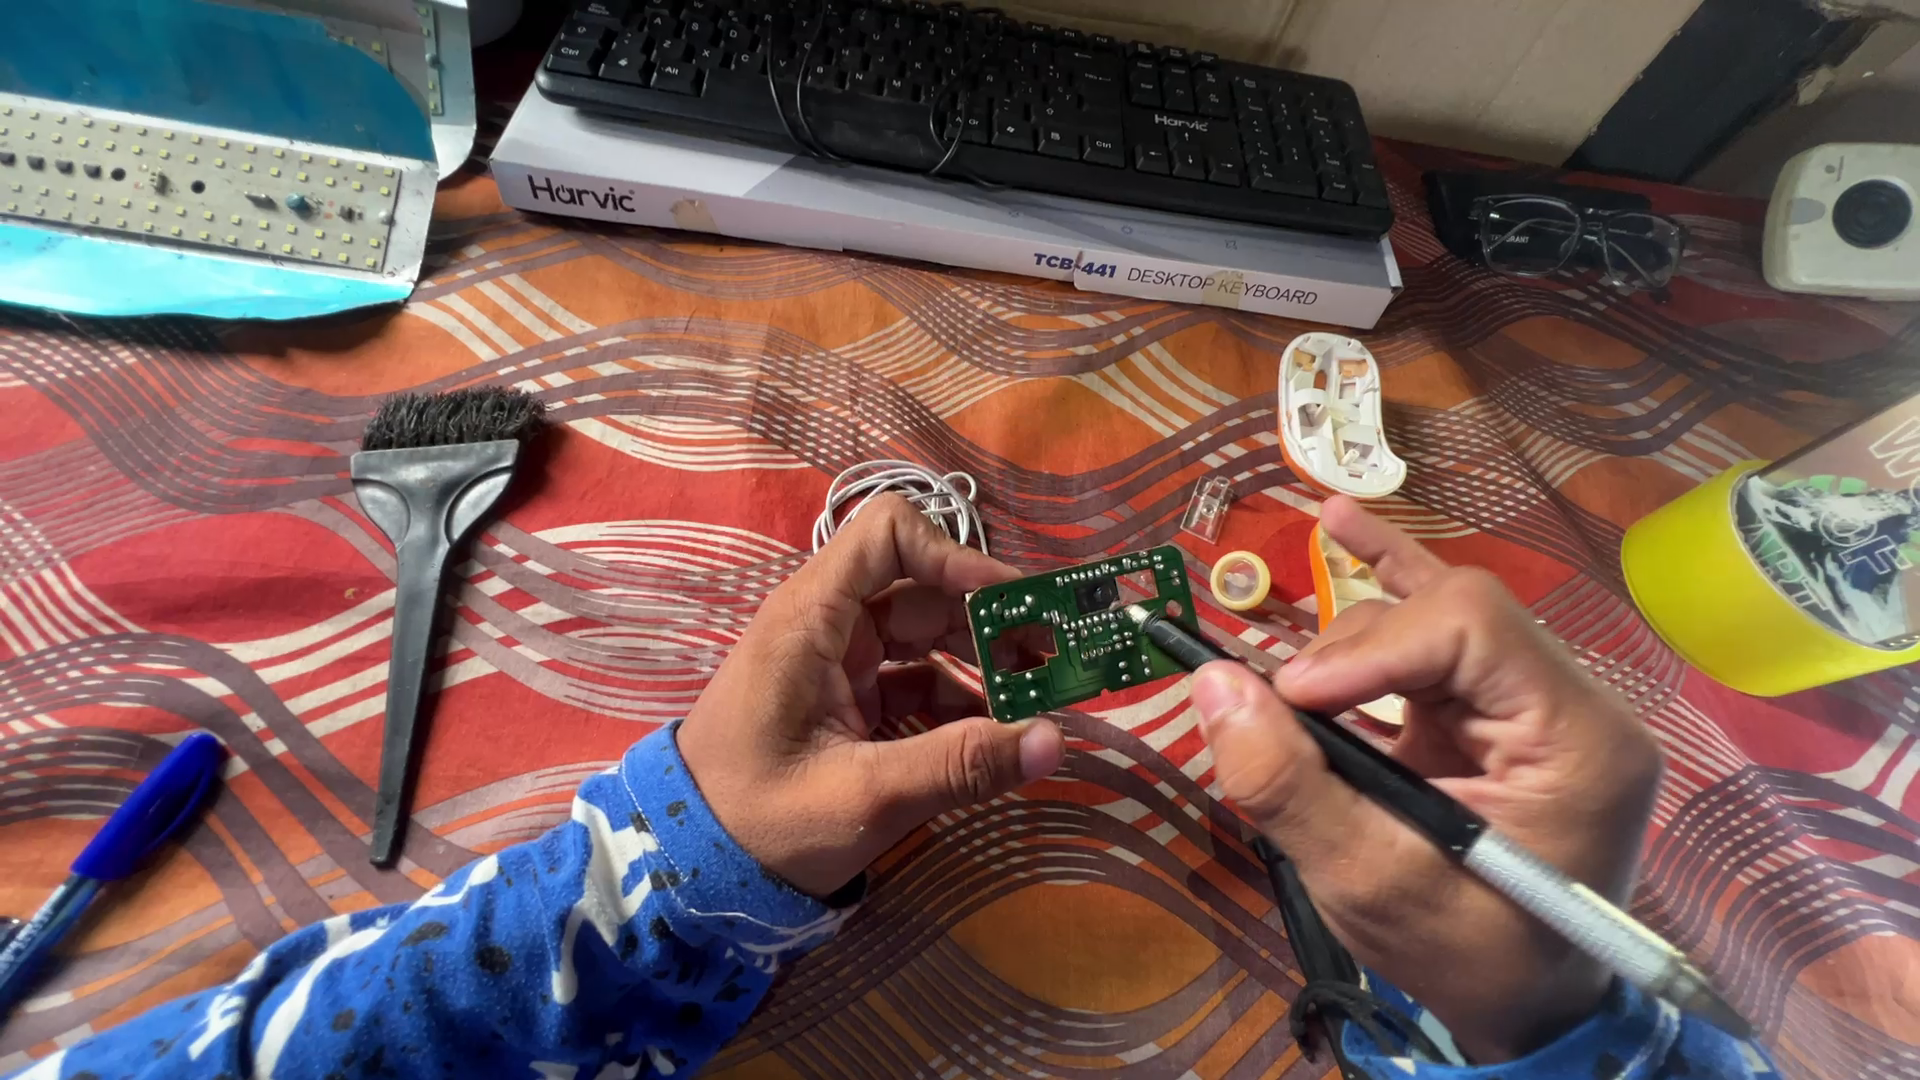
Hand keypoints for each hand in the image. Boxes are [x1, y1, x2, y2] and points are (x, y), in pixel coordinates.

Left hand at [678, 495, 1065, 899]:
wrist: (685, 870)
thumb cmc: (757, 822)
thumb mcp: (862, 796)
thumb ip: (958, 766)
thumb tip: (1053, 741)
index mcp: (813, 617)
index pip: (889, 534)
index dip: (954, 554)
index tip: (1009, 603)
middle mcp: (828, 623)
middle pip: (923, 587)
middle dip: (990, 618)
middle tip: (1052, 659)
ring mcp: (839, 660)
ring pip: (926, 634)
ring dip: (981, 660)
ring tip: (1037, 698)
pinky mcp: (848, 697)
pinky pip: (916, 679)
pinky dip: (958, 698)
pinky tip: (993, 733)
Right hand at [1191, 496, 1662, 1062]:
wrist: (1518, 998)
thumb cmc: (1462, 954)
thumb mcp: (1367, 884)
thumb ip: (1289, 786)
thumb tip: (1211, 683)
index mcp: (1575, 740)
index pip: (1467, 628)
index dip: (1366, 648)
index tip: (1290, 703)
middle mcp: (1563, 697)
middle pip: (1439, 612)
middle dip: (1345, 655)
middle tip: (1282, 716)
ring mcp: (1524, 692)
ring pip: (1417, 611)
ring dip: (1339, 644)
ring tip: (1289, 695)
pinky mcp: (1480, 697)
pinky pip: (1429, 612)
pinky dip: (1378, 567)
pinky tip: (1337, 522)